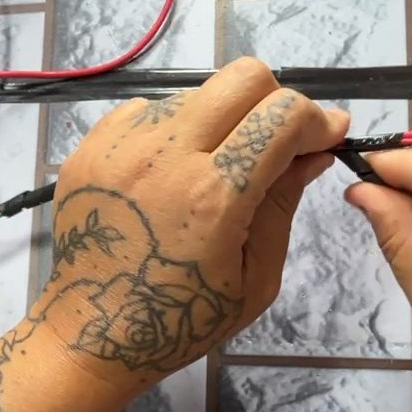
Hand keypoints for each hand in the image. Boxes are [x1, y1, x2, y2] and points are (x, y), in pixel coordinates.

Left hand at [28, 58, 348, 393]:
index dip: (316, 121)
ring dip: (220, 120)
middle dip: (274, 103)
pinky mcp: (89, 150)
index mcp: (212, 196)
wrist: (92, 333)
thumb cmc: (181, 320)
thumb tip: (315, 150)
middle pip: (243, 77)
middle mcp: (163, 156)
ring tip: (212, 170)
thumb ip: (283, 204)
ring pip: (195, 93)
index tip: (321, 141)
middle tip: (274, 146)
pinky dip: (172, 131)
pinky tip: (168, 175)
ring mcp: (119, 147)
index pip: (283, 113)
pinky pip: (147, 111)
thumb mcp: (254, 278)